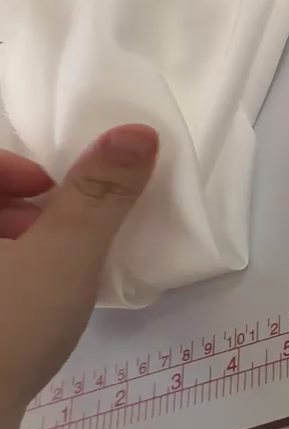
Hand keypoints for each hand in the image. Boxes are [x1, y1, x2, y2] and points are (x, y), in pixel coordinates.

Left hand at [0, 126, 158, 422]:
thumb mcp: (64, 257)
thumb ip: (100, 193)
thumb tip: (136, 130)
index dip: (8, 164)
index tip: (50, 188)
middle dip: (13, 202)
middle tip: (52, 227)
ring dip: (6, 234)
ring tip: (39, 266)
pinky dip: (3, 269)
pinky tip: (16, 298)